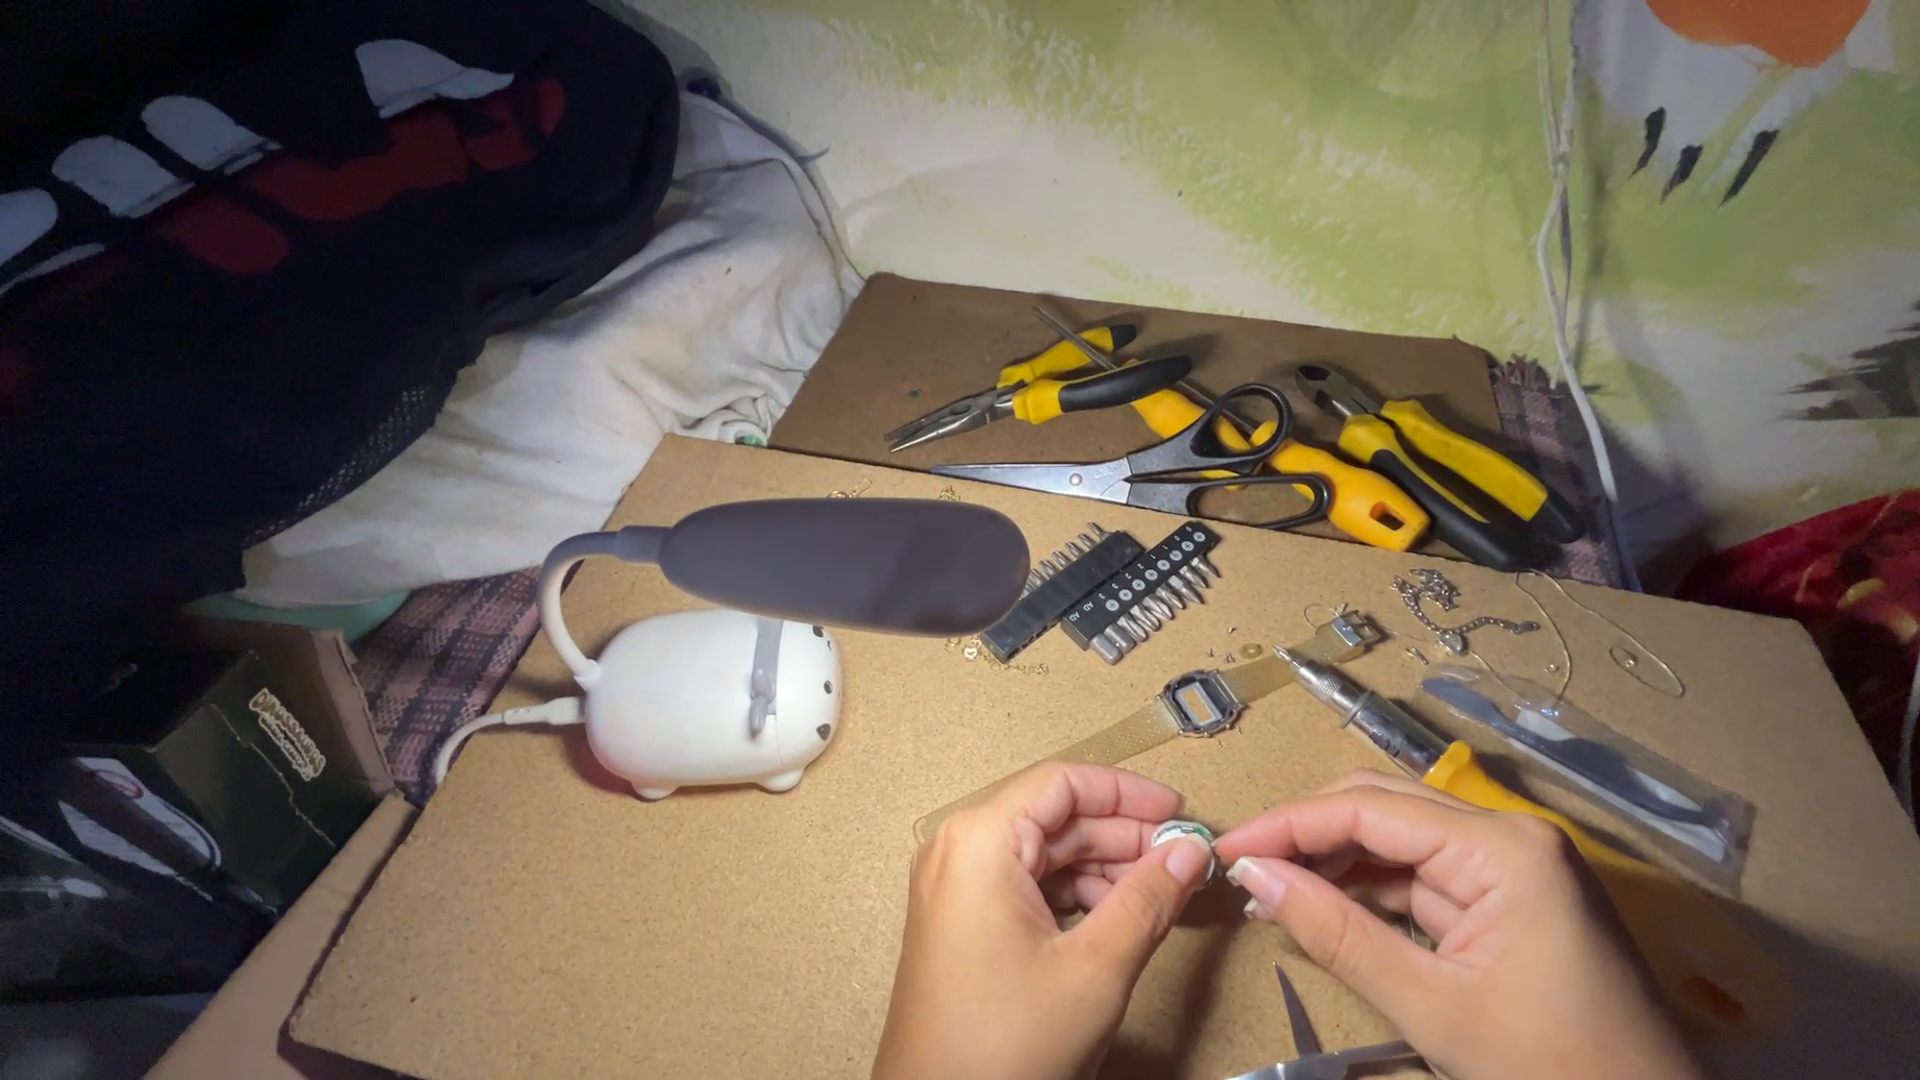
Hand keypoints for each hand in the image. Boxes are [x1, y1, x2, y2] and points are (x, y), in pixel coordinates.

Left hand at [872, 763, 1211, 1079]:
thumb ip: (1147, 900)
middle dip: (1122, 834)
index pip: (1063, 783)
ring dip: (1103, 865)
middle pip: (1055, 817)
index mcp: (980, 839)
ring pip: (1043, 851)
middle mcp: (960, 847)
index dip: (1127, 792)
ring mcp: (956, 882)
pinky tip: (1117, 913)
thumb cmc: (1003, 1047)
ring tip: (1160, 890)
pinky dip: (1074, 892)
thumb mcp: (1093, 970)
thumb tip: (1189, 853)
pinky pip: (1026, 882)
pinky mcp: (961, 915)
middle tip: (1182, 857)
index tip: (1179, 812)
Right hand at [1213, 771, 1702, 1079]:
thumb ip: (1334, 933)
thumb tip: (1252, 873)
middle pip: (1379, 806)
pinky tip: (1323, 902)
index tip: (1228, 850)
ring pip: (1393, 835)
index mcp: (1502, 848)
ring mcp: (1509, 862)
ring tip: (1274, 887)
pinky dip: (1365, 886)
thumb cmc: (1559, 1076)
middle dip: (1306, 833)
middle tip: (1246, 865)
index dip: (1287, 825)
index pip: (1367, 811)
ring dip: (1331, 858)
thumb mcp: (1434, 1011)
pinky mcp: (1505, 893)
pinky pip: (1417, 871)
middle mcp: (1506, 834)